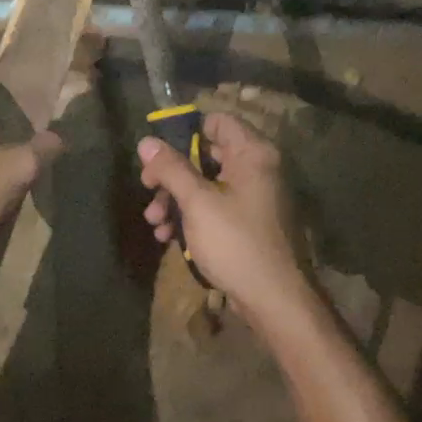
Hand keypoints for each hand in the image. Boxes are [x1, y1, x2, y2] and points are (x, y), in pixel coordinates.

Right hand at [138, 112, 307, 316]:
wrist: (275, 300)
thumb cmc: (236, 242)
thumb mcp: (196, 202)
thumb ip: (171, 168)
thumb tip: (146, 142)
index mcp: (252, 154)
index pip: (217, 121)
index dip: (185, 131)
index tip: (158, 152)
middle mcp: (257, 169)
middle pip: (206, 154)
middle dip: (172, 173)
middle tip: (147, 189)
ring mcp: (254, 197)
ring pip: (206, 183)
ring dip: (175, 198)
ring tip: (154, 221)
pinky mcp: (248, 223)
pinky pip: (214, 206)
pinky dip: (190, 215)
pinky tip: (167, 236)